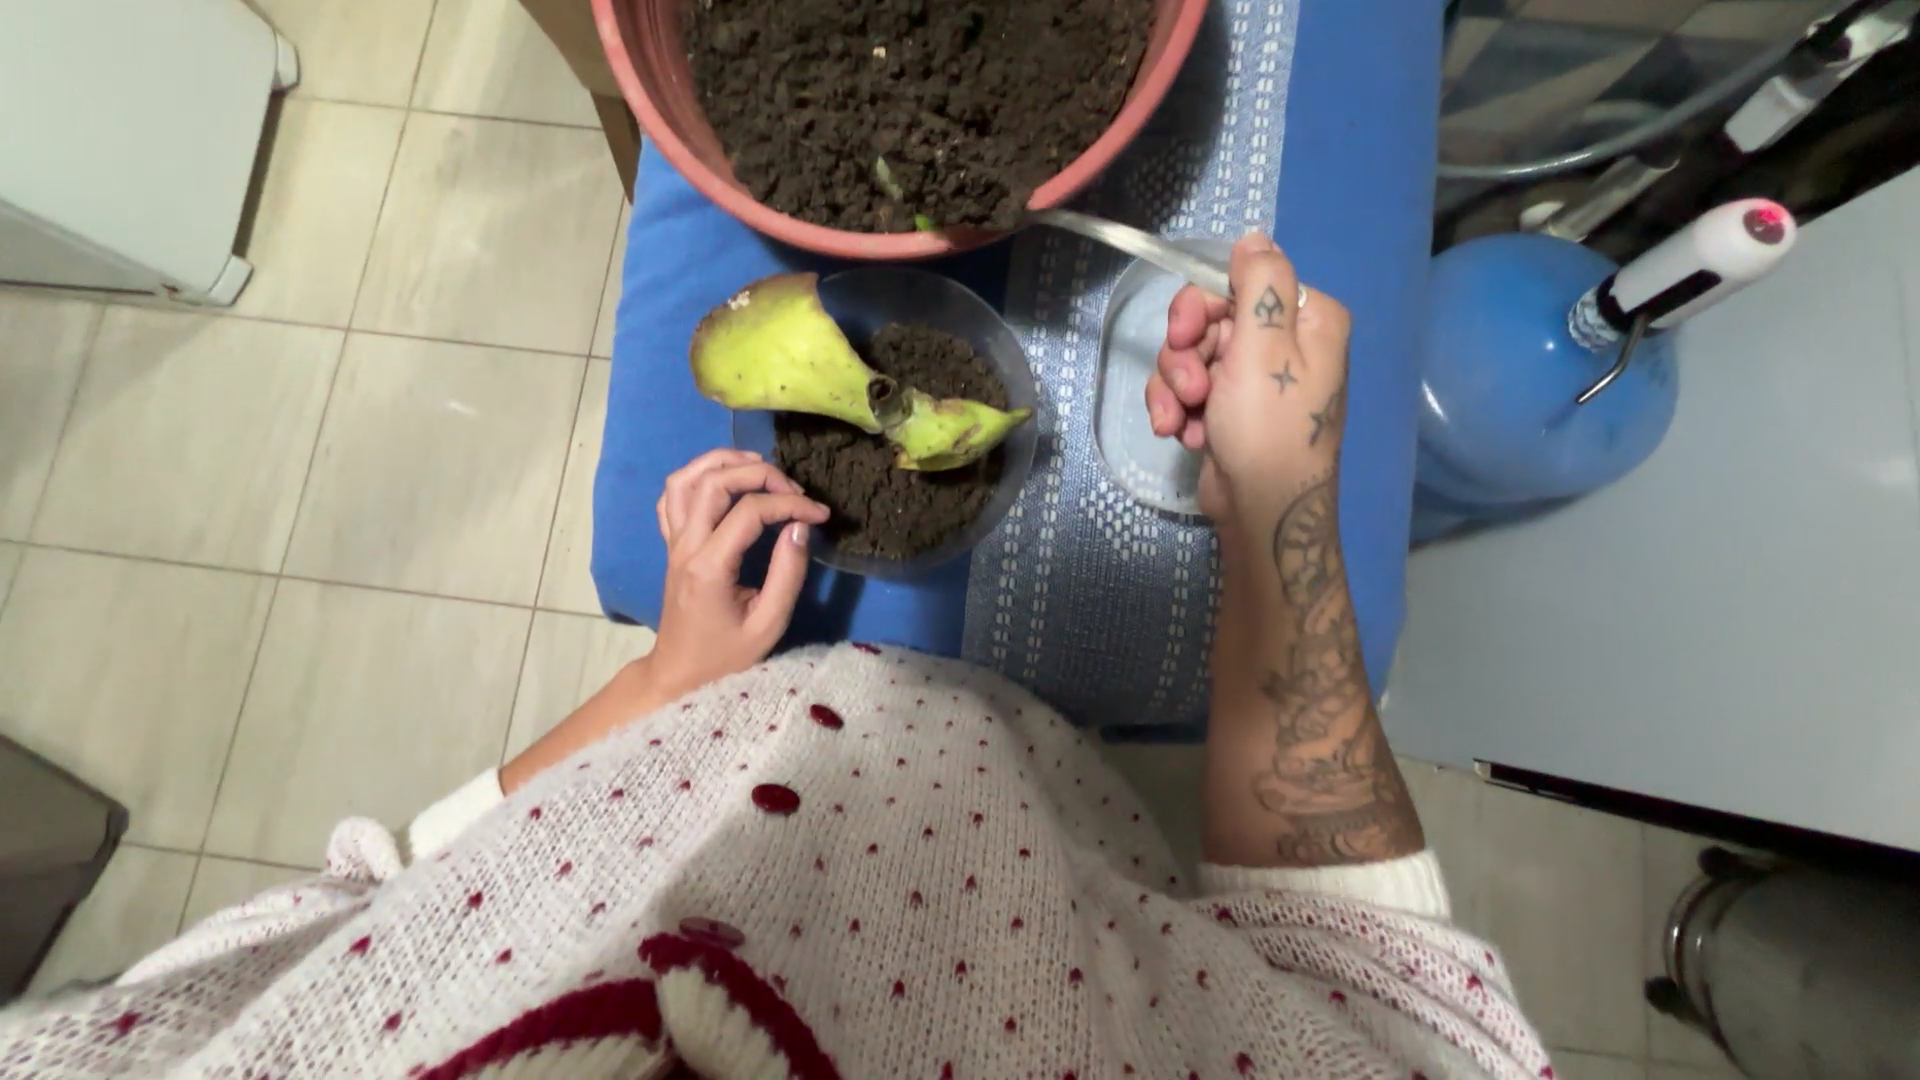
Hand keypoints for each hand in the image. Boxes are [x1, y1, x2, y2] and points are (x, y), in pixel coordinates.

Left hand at [646, 449, 830, 702]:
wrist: (679, 674)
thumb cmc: (727, 656)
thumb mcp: (769, 624)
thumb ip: (787, 574)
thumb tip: (800, 527)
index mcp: (709, 567)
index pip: (750, 511)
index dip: (791, 504)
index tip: (820, 516)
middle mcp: (685, 546)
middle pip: (714, 482)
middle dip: (760, 474)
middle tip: (794, 490)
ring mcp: (673, 543)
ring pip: (685, 479)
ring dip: (722, 462)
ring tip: (760, 465)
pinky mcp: (671, 545)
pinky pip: (672, 496)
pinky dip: (697, 477)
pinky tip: (725, 480)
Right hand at [1144, 233, 1352, 534]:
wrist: (1261, 507)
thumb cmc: (1267, 425)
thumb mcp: (1264, 345)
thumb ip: (1259, 282)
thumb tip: (1253, 237)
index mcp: (1302, 321)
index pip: (1238, 285)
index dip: (1201, 308)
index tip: (1183, 333)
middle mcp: (1281, 346)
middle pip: (1208, 324)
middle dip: (1184, 357)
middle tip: (1187, 387)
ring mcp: (1250, 382)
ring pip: (1189, 360)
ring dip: (1175, 389)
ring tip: (1181, 422)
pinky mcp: (1225, 411)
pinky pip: (1188, 393)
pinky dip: (1179, 412)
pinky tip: (1186, 436)